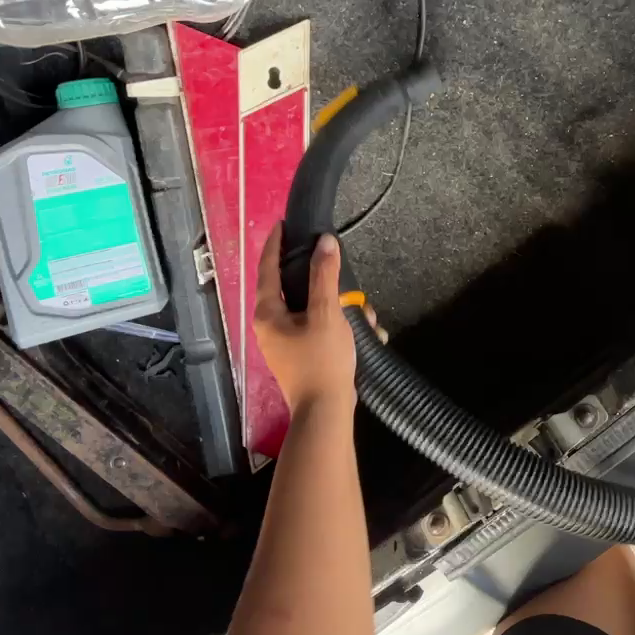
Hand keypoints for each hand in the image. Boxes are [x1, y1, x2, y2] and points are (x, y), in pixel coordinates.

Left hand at [254, 225, 373, 409]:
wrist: (326, 411)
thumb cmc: (321, 360)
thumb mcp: (326, 313)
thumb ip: (324, 276)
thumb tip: (324, 242)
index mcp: (268, 314)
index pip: (267, 269)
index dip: (275, 244)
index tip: (284, 223)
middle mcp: (272, 326)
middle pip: (298, 289)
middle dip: (330, 284)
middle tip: (347, 278)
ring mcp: (288, 342)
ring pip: (318, 309)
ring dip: (345, 309)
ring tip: (367, 317)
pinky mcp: (305, 355)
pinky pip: (325, 328)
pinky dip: (345, 327)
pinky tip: (368, 333)